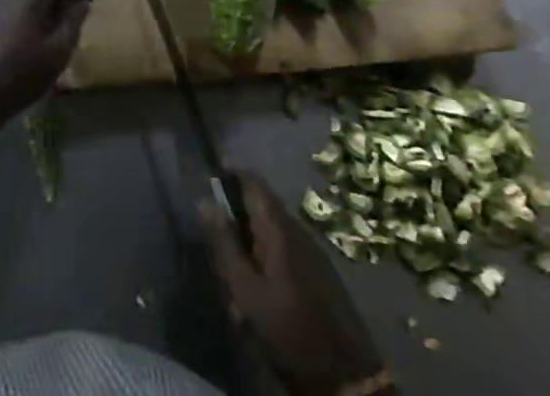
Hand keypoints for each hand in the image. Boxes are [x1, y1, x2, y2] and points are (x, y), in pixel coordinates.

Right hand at [201, 173, 386, 395]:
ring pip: (276, 224)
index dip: (230, 174)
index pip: (254, 182)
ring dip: (252, 228)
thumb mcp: (243, 289)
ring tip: (231, 250)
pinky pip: (288, 242)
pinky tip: (258, 271)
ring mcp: (314, 251)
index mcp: (279, 228)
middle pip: (264, 202)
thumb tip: (204, 200)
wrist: (345, 377)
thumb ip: (222, 242)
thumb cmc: (286, 329)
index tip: (208, 179)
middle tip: (212, 224)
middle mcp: (299, 230)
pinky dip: (267, 244)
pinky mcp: (322, 271)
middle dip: (237, 205)